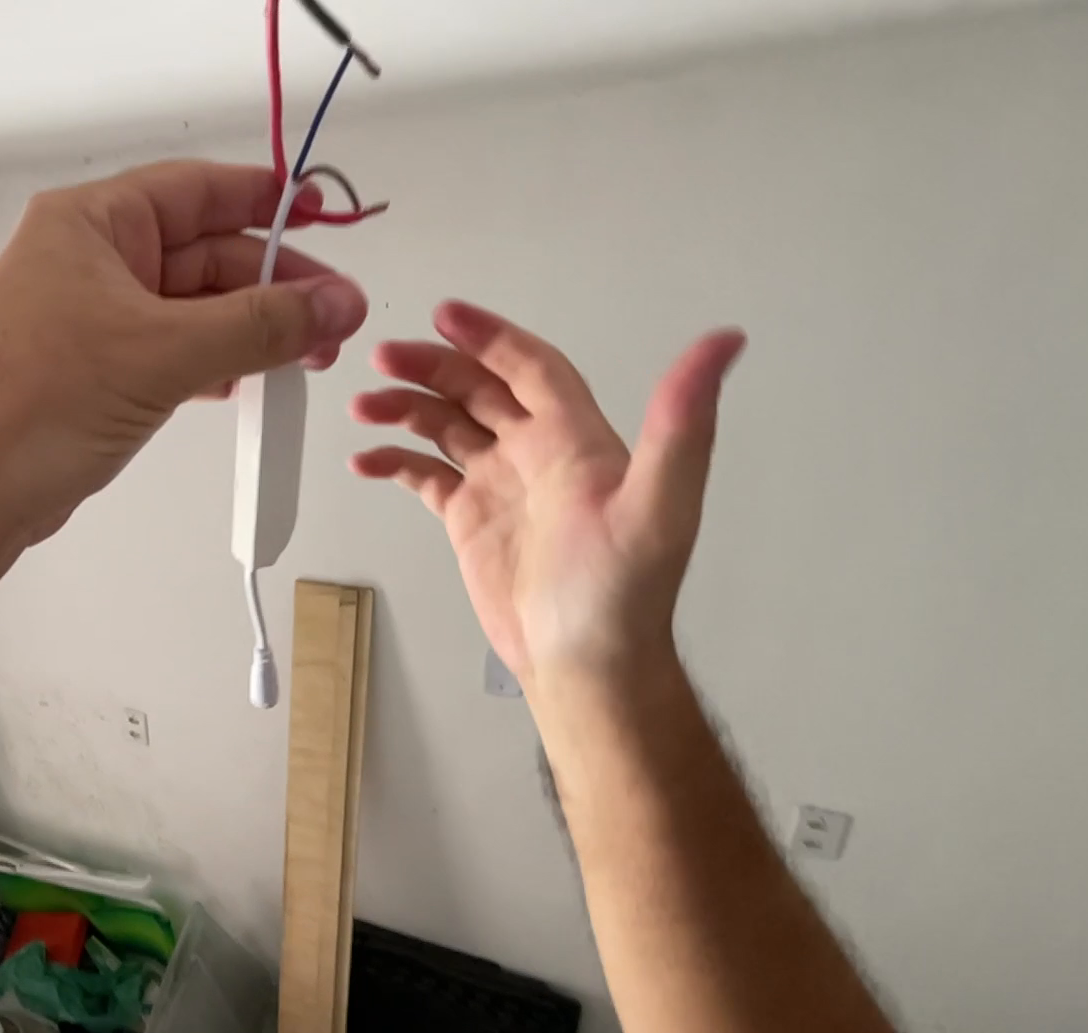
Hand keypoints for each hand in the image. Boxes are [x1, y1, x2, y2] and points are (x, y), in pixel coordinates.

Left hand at [0, 160, 367, 542]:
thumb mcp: (161, 353)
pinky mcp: (100, 373)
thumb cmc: (37, 405)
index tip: (323, 221)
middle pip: (206, 257)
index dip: (266, 202)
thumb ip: (258, 326)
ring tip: (311, 356)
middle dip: (274, 287)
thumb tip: (337, 304)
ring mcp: (96, 321)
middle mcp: (93, 263)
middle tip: (335, 321)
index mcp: (93, 224)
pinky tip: (254, 384)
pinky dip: (217, 366)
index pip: (198, 192)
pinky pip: (175, 354)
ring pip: (194, 311)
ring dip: (252, 332)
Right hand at [351, 301, 743, 691]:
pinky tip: (364, 462)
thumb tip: (724, 340)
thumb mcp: (657, 510)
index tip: (441, 315)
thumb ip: (680, 427)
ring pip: (444, 426)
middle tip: (381, 358)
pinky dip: (394, 462)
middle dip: (430, 367)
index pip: (529, 368)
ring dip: (404, 410)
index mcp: (575, 439)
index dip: (489, 337)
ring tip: (363, 408)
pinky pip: (425, 475)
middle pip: (475, 389)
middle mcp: (533, 450)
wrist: (581, 661)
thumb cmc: (617, 592)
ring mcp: (497, 482)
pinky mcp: (467, 516)